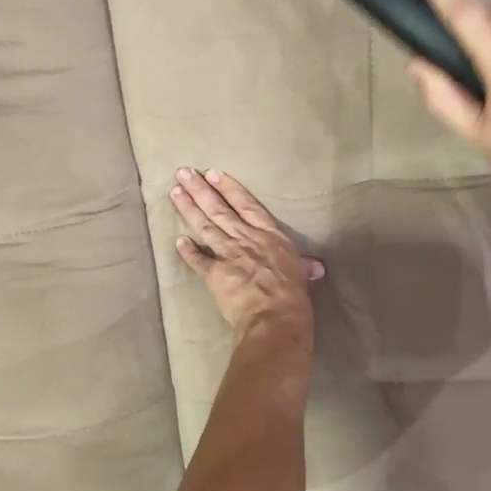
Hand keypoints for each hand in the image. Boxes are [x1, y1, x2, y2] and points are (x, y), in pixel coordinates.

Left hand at [170, 167, 324, 341]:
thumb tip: (316, 267)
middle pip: (220, 209)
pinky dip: (187, 251)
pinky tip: (178, 240)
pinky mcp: (214, 274)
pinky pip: (198, 260)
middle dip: (200, 189)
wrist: (275, 316)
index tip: (212, 173)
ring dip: (188, 208)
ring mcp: (228, 254)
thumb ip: (304, 266)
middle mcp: (246, 238)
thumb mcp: (302, 274)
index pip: (247, 205)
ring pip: (205, 226)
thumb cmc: (293, 295)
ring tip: (174, 192)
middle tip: (183, 173)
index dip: (228, 188)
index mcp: (270, 235)